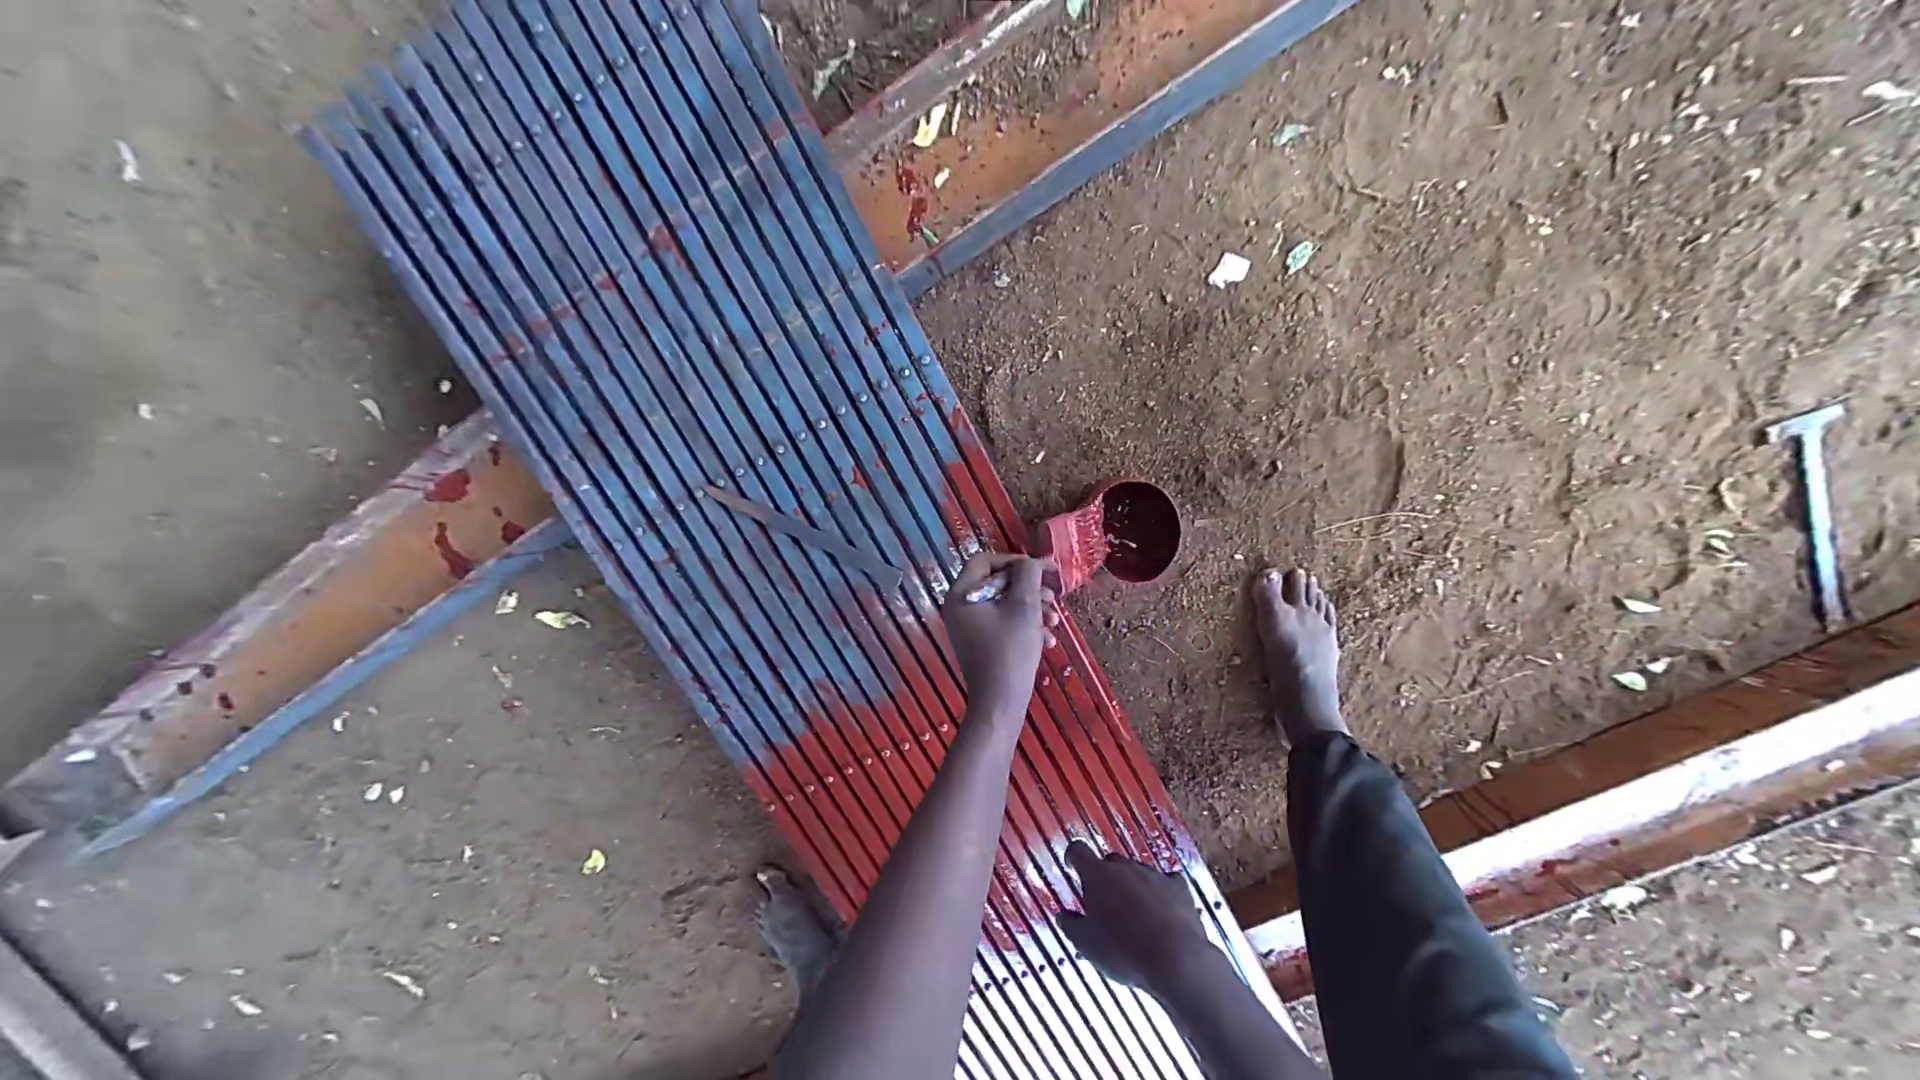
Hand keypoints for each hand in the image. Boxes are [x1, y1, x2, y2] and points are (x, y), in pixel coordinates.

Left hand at [942, 553, 1058, 723]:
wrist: (1000, 702)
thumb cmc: (1010, 651)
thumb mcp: (1024, 606)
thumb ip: (1028, 575)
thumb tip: (1032, 562)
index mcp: (961, 594)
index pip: (985, 560)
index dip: (1015, 561)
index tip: (1041, 570)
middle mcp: (959, 607)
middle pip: (997, 582)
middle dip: (1029, 588)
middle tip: (1053, 596)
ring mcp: (968, 626)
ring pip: (1004, 603)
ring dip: (1032, 607)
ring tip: (1054, 620)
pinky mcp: (980, 642)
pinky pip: (1002, 622)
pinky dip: (1025, 625)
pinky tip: (1047, 639)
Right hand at [1059, 840, 1214, 992]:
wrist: (1176, 962)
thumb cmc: (1125, 952)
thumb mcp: (1087, 944)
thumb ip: (1071, 925)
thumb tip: (1063, 917)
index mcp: (1097, 876)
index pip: (1079, 851)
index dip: (1073, 857)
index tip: (1072, 864)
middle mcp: (1125, 868)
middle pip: (1110, 862)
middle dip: (1105, 878)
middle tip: (1104, 904)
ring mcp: (1154, 875)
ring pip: (1137, 873)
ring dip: (1133, 887)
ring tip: (1134, 917)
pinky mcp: (1179, 888)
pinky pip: (1167, 882)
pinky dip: (1162, 892)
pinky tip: (1163, 909)